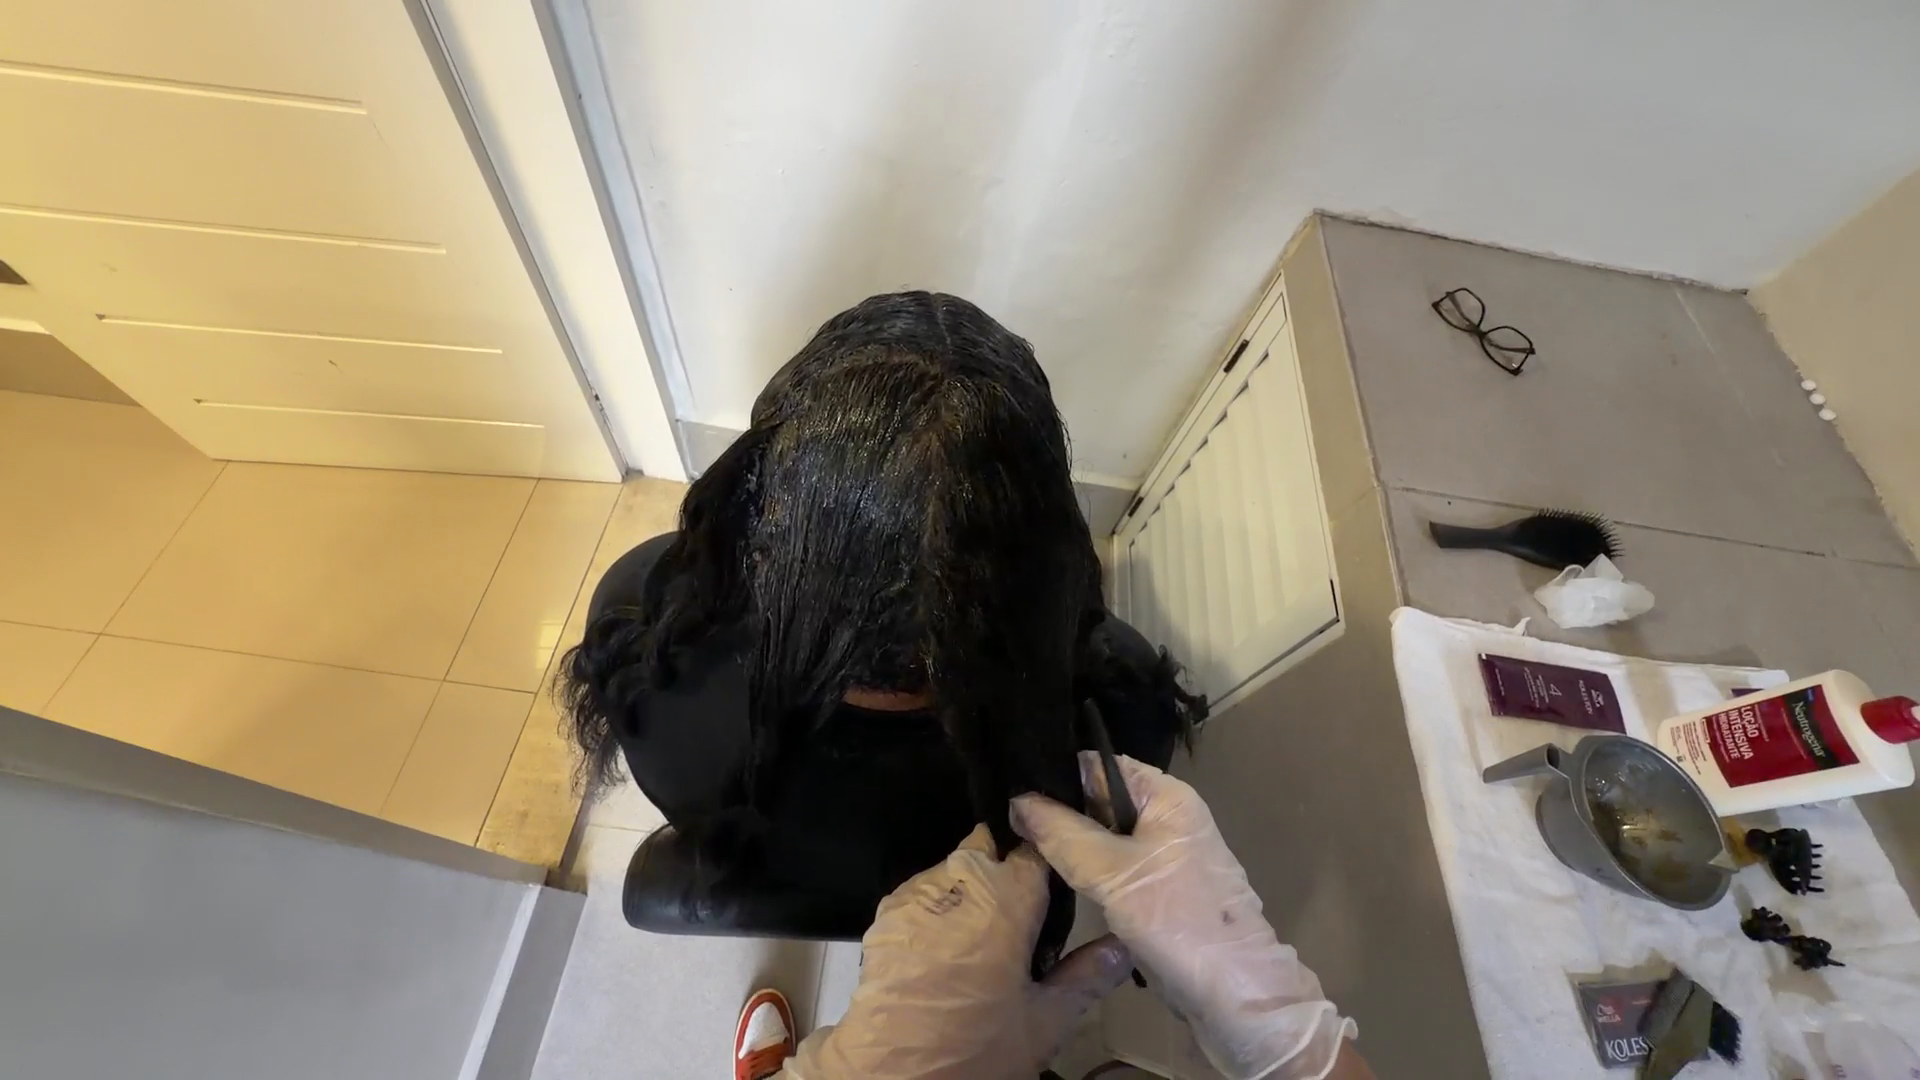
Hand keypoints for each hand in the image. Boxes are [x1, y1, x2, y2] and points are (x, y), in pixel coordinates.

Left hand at [782, 823, 1132, 1078]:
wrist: (893, 1073)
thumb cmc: (976, 1047)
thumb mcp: (1044, 1022)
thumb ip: (1087, 976)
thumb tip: (1122, 947)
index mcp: (1008, 894)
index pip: (1036, 848)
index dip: (1044, 863)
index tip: (1050, 885)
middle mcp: (962, 874)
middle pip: (990, 848)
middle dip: (1003, 872)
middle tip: (1013, 922)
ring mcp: (919, 888)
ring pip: (955, 869)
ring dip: (968, 891)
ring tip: (974, 942)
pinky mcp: (887, 907)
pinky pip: (923, 893)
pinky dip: (935, 911)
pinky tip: (939, 952)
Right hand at [1012, 753, 1357, 1079]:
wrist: (1237, 998)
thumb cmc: (1176, 919)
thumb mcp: (1109, 871)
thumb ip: (1060, 832)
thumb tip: (1016, 800)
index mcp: (1165, 795)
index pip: (1099, 764)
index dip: (1057, 773)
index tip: (1013, 786)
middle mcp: (1166, 815)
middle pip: (1100, 797)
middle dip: (1059, 808)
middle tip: (1008, 818)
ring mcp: (1163, 853)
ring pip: (1103, 834)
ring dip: (1070, 841)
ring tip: (1020, 841)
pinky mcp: (1158, 887)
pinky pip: (1112, 864)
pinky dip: (1086, 868)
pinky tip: (1053, 872)